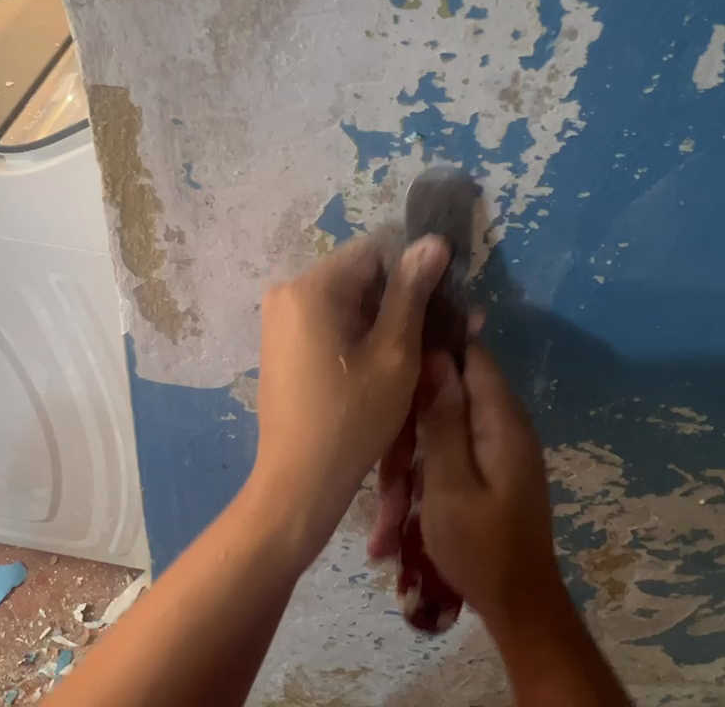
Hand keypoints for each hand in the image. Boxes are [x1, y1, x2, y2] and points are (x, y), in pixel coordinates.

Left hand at [249, 234, 451, 549]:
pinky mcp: (282, 340)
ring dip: (385, 319)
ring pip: (348, 299)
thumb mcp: (395, 354)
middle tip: (444, 334)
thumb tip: (433, 241)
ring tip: (420, 353)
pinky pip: (330, 319)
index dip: (414, 273)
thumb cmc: (352, 419)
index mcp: (311, 286)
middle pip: (361, 274)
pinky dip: (360, 333)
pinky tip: (386, 362)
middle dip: (402, 299)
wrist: (298, 482)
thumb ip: (413, 293)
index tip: (444, 306)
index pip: (376, 250)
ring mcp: (280, 316)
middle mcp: (288, 289)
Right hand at [412, 342, 566, 632]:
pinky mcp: (487, 470)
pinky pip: (447, 453)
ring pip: (441, 429)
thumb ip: (442, 418)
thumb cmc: (481, 547)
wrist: (519, 609)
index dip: (433, 343)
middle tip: (387, 472)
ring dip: (410, 463)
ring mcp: (496, 448)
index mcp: (501, 419)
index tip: (390, 353)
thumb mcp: (450, 482)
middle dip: (410, 425)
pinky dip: (422, 478)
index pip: (471, 353)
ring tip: (391, 514)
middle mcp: (503, 425)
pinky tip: (399, 520)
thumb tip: (433, 354)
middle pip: (448, 394)